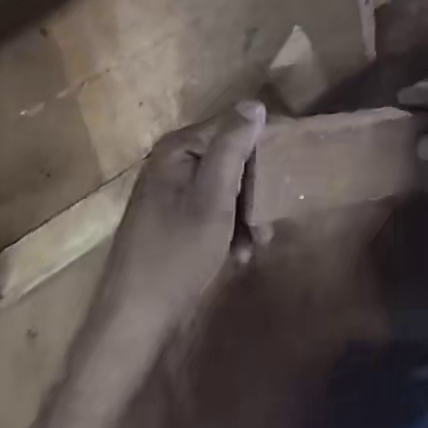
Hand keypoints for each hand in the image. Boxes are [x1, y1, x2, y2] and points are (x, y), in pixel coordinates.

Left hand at [91, 100, 266, 338]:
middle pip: (232, 157)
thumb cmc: (176, 254)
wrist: (135, 324)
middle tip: (270, 217)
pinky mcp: (175, 221)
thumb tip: (255, 104)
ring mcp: (172, 194)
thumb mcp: (213, 197)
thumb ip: (232, 146)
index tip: (293, 164)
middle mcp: (173, 163)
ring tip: (258, 241)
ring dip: (248, 213)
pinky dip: (231, 229)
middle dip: (255, 187)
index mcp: (178, 149)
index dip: (265, 143)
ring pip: (228, 187)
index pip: (233, 126)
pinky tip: (239, 254)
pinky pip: (214, 210)